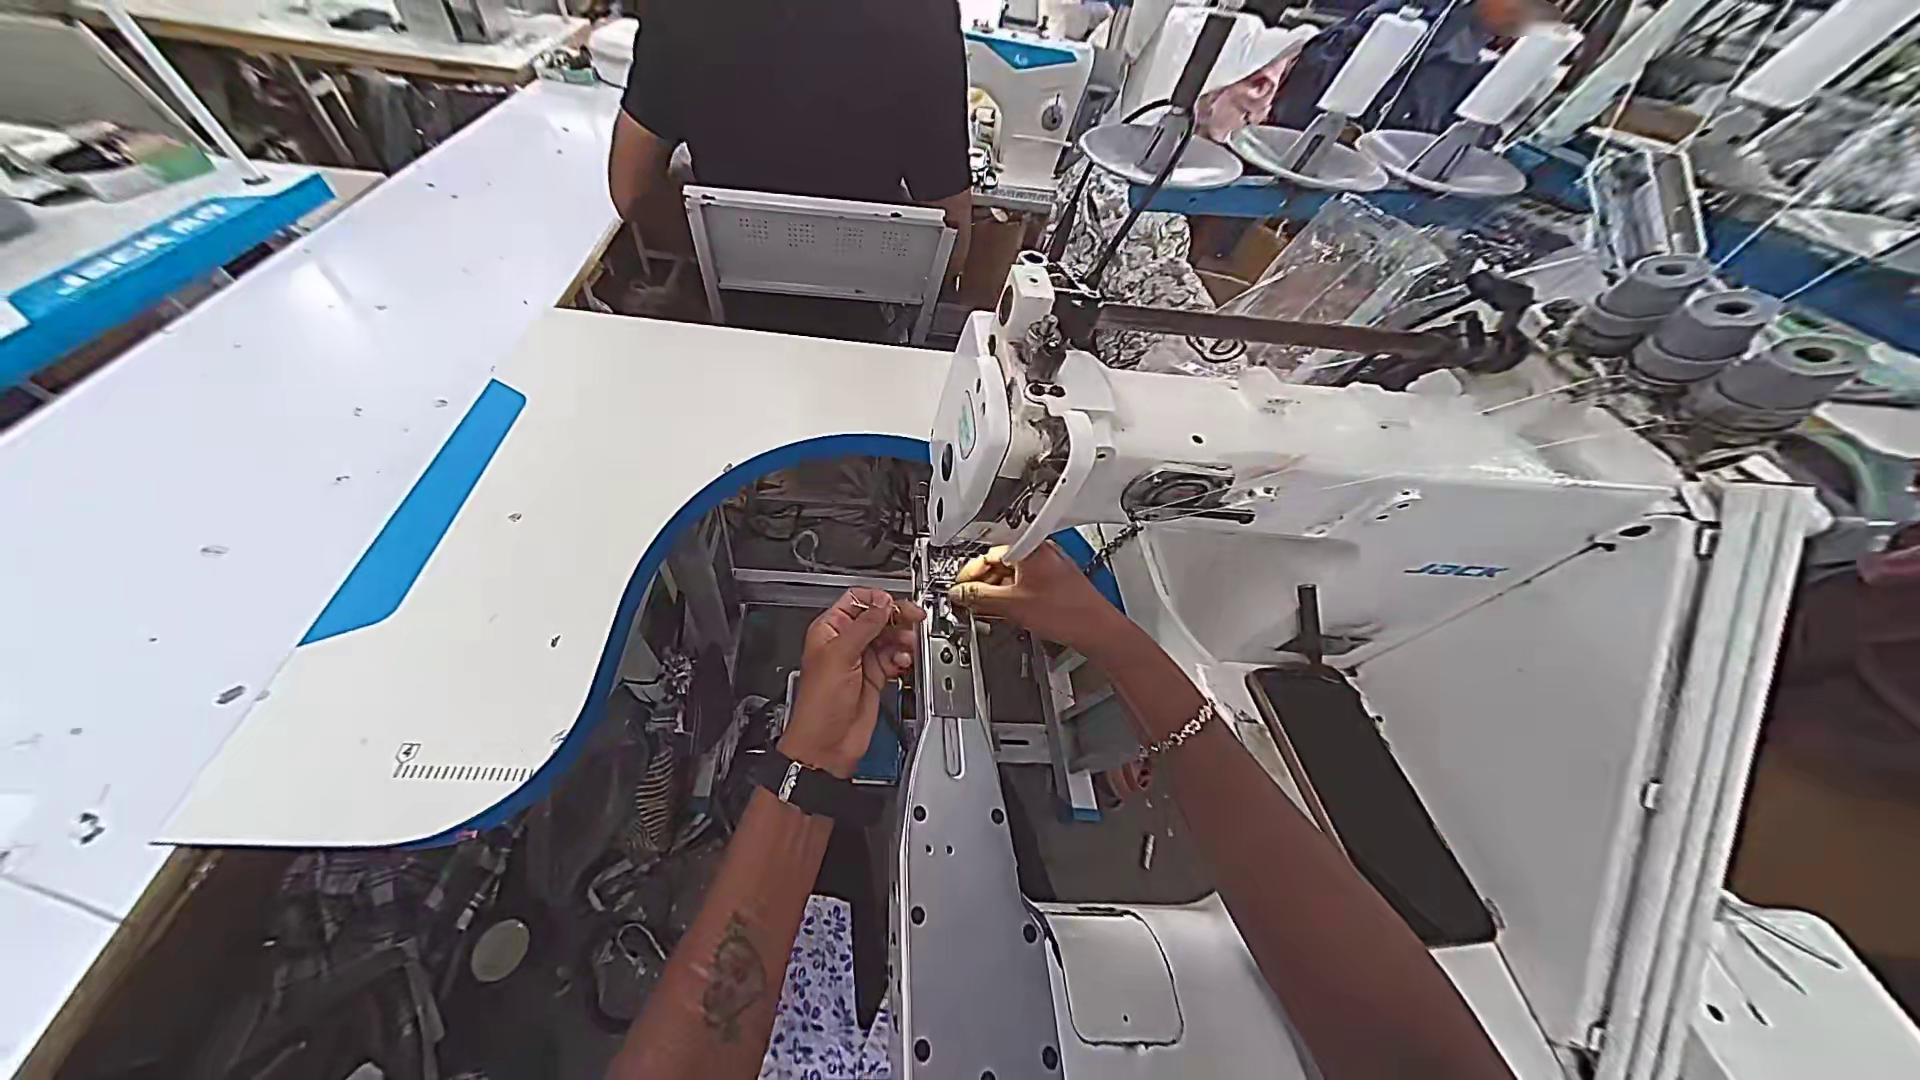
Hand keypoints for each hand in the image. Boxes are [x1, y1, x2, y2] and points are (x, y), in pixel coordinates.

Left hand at [781, 588, 924, 778]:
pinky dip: (902, 657)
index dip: (875, 600)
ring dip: (902, 639)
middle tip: (913, 619)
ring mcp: (863, 659)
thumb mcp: (840, 656)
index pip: (856, 601)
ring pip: (890, 637)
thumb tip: (882, 604)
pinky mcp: (876, 676)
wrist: (828, 744)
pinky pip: (895, 658)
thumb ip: (864, 627)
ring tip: (908, 645)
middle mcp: (846, 642)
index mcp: (830, 630)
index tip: (891, 603)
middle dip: (896, 618)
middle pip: (877, 618)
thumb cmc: (819, 705)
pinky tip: (902, 662)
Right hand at [947, 542, 1133, 658]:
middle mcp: (1041, 550)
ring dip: (997, 591)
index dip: (969, 574)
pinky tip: (1009, 611)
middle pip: (999, 563)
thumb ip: (978, 597)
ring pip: (1012, 574)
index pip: (986, 554)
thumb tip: (959, 593)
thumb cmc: (1067, 612)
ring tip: (989, 609)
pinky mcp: (1056, 580)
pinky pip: (1026, 582)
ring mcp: (1050, 565)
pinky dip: (1013, 595)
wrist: (1096, 629)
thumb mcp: (1011, 604)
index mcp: (1029, 547)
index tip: (960, 589)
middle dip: (982, 584)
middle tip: (970, 601)